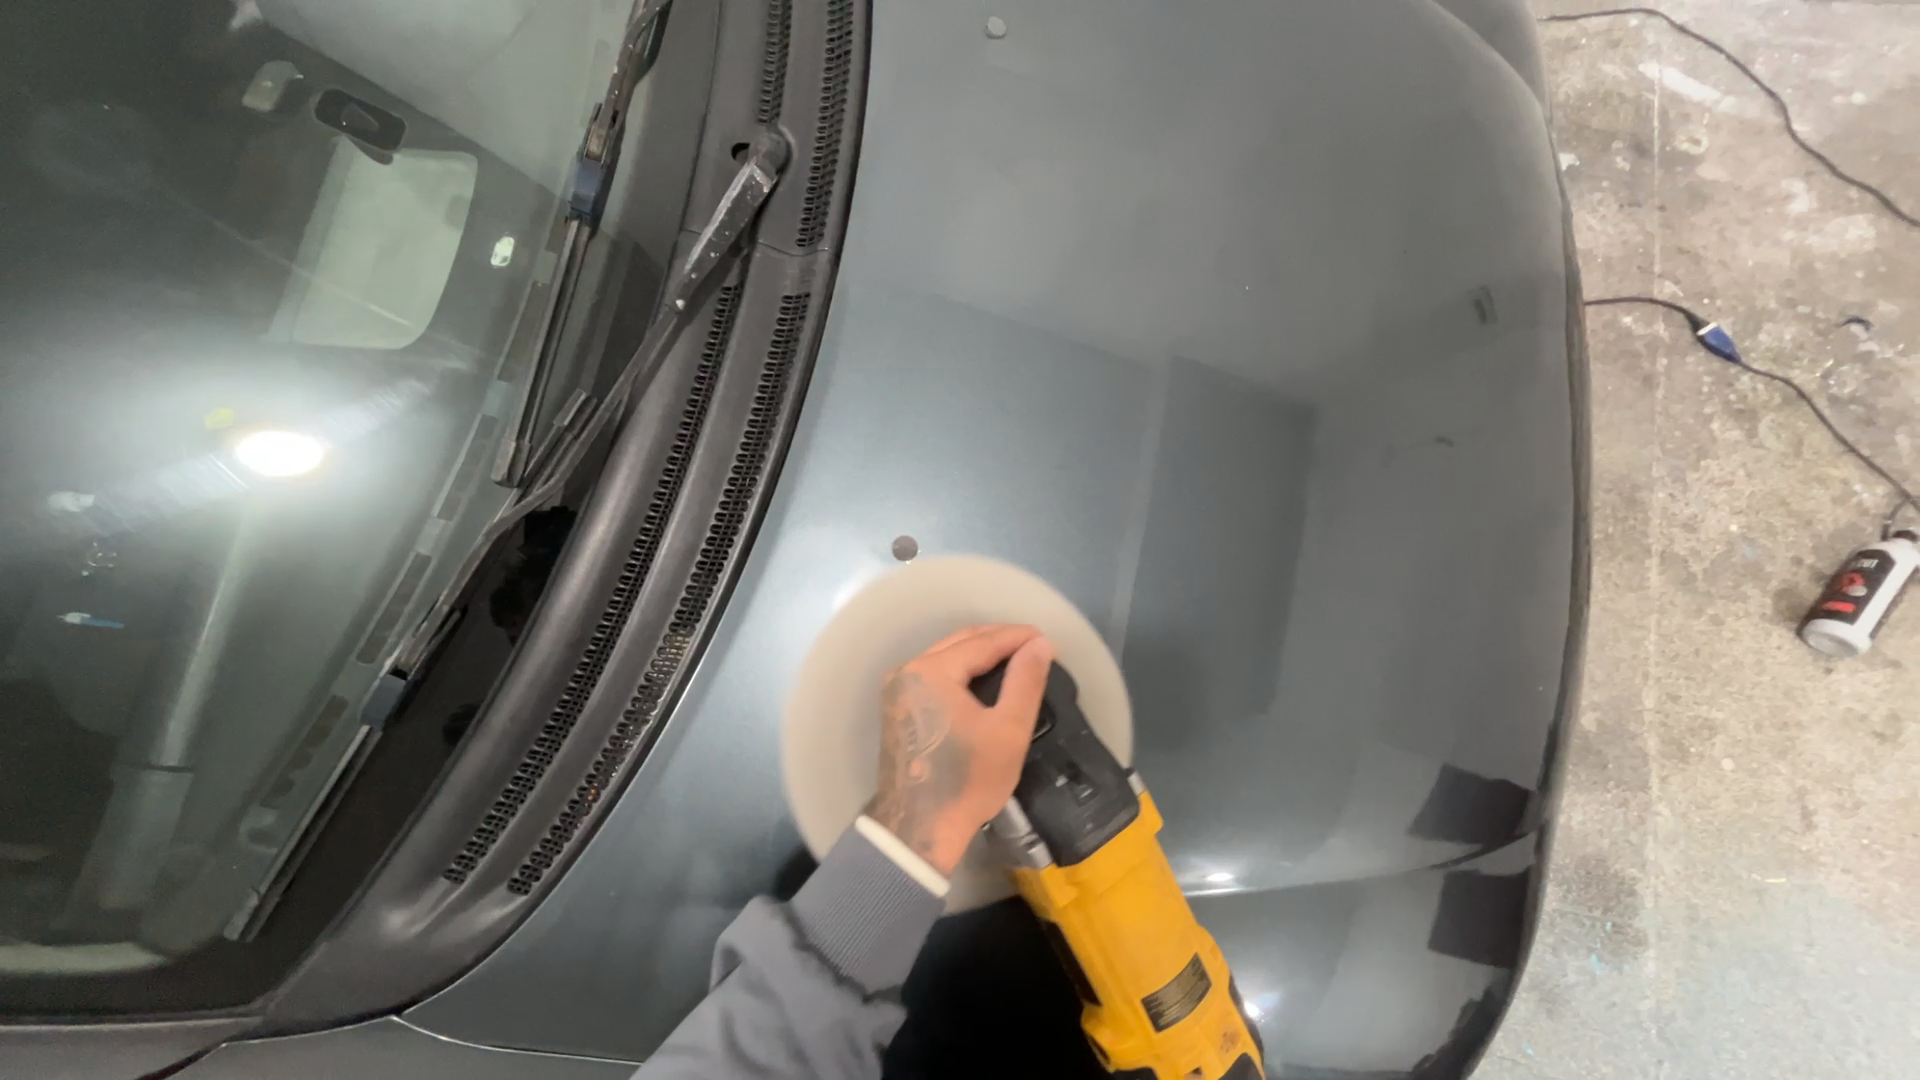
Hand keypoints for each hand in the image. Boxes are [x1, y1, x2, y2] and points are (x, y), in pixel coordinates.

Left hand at [864, 624, 1054, 876]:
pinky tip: (985, 679)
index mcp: (930, 671)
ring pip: (946, 656)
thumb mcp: (1008, 731)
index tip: (1046, 639)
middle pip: (960, 642)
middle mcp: (907, 671)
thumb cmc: (967, 781)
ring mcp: (898, 689)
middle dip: (999, 640)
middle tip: (1034, 647)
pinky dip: (962, 670)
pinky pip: (935, 675)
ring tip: (1016, 660)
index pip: (982, 642)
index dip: (1017, 637)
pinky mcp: (897, 707)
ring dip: (980, 654)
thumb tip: (1040, 644)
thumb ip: (1026, 682)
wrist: (919, 830)